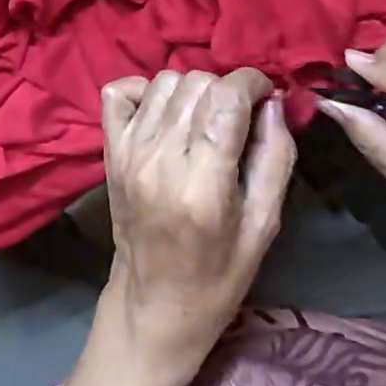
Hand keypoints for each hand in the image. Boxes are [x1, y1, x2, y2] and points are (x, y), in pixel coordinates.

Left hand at [97, 68, 295, 367]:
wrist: (154, 304)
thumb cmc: (219, 272)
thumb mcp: (264, 224)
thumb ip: (276, 156)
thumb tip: (274, 101)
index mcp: (203, 183)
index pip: (227, 97)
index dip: (253, 83)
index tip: (265, 96)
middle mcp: (161, 158)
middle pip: (198, 82)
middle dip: (227, 90)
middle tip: (237, 117)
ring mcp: (129, 150)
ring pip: (165, 80)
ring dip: (192, 89)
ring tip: (203, 118)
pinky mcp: (110, 148)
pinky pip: (120, 89)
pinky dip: (144, 89)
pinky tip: (164, 113)